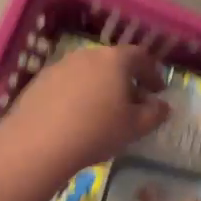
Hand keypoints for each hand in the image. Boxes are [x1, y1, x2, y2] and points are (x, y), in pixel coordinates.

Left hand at [1, 43, 169, 171]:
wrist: (37, 144)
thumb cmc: (96, 131)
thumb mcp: (135, 127)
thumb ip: (155, 114)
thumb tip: (163, 106)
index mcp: (115, 60)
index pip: (140, 57)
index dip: (152, 73)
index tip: (158, 91)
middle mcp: (88, 55)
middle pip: (113, 62)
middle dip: (125, 80)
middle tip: (131, 102)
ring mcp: (60, 66)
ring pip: (88, 72)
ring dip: (100, 86)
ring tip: (102, 111)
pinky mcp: (39, 81)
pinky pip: (67, 84)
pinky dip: (77, 95)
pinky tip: (75, 117)